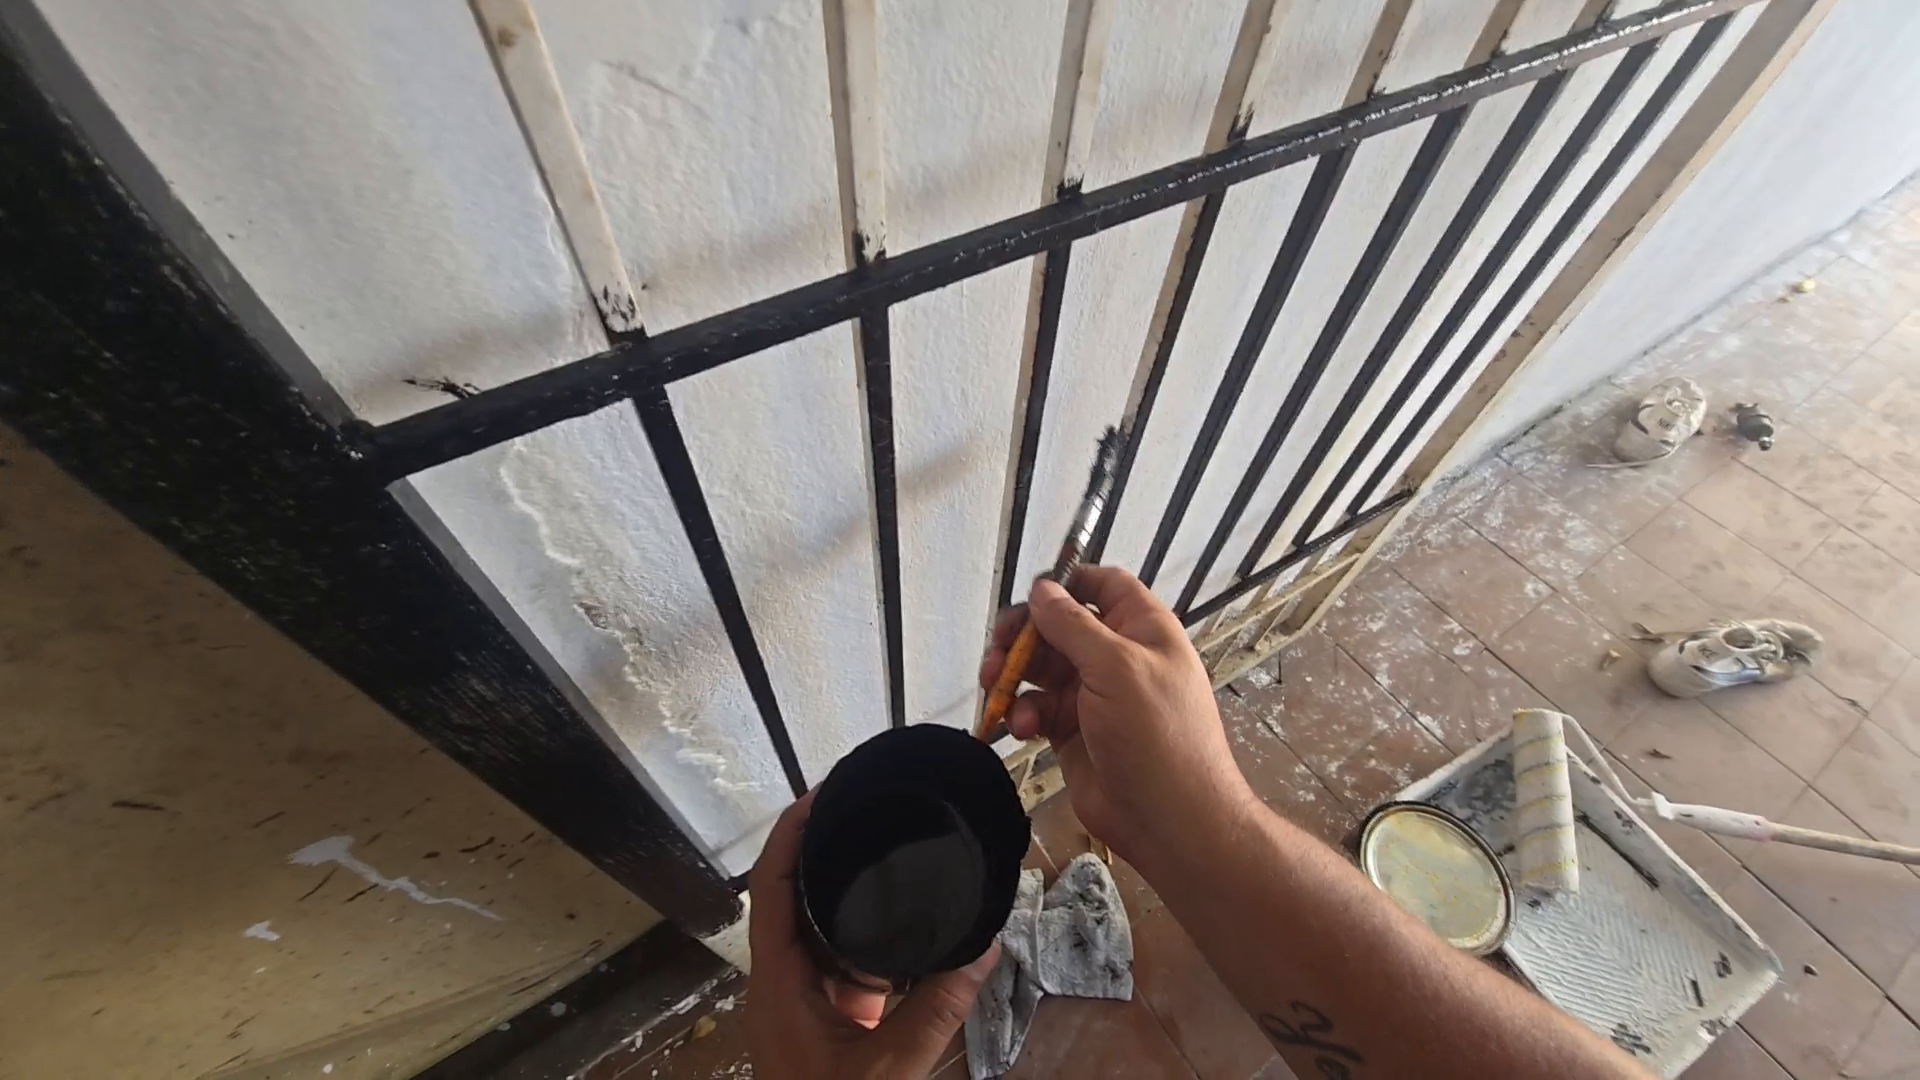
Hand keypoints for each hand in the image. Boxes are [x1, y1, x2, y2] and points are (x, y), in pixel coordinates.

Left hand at [746, 790, 999, 1078]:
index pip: (771, 888)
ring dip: (842, 880)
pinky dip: (864, 923)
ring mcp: (803, 995)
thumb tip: (987, 942)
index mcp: (778, 983)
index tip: (821, 793)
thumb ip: (936, 1009)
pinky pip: (839, 951)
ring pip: (814, 920)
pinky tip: (899, 909)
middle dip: (819, 843)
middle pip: (788, 892)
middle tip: (862, 802)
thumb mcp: (888, 1071)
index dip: (788, 834)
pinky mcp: (826, 1011)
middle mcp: (782, 978)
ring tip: (883, 838)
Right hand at [979, 566, 1256, 866]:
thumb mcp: (1116, 668)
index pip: (1104, 585)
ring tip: (994, 687)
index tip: (1032, 593)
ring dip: (1014, 674)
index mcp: (1140, 629)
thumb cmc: (1155, 735)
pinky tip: (1020, 726)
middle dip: (1024, 634)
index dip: (1068, 582)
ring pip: (1040, 667)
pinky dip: (1023, 712)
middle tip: (997, 648)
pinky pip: (1037, 706)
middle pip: (1059, 625)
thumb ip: (1073, 625)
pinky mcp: (1071, 729)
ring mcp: (1092, 694)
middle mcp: (1116, 655)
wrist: (1169, 822)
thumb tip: (1042, 589)